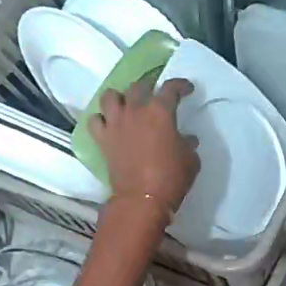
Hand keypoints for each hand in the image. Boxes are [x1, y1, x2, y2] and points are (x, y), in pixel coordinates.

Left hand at [90, 75, 198, 218]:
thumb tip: (186, 139)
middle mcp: (135, 111)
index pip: (171, 88)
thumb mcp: (191, 159)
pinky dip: (101, 119)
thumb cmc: (171, 178)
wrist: (142, 199)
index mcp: (160, 112)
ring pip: (110, 96)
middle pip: (138, 87)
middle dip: (148, 88)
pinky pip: (95, 120)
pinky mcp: (102, 140)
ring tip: (126, 106)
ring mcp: (115, 124)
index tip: (186, 89)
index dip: (180, 85)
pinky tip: (109, 124)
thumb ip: (188, 144)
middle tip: (153, 97)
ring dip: (119, 98)